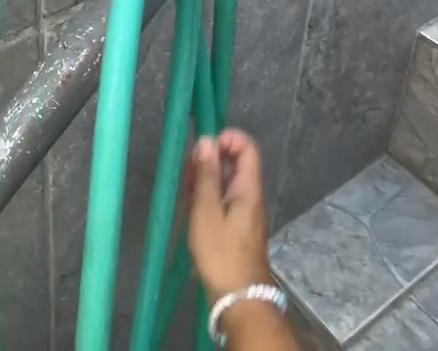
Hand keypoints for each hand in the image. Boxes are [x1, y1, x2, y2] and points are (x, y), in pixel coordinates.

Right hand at [185, 129, 271, 300]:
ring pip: (225, 181)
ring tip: (187, 198)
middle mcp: (250, 195)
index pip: (246, 146)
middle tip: (188, 178)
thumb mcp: (206, 211)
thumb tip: (206, 140)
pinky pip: (222, 199)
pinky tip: (191, 212)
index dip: (226, 139)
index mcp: (248, 188)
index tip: (203, 149)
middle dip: (208, 162)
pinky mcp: (236, 225)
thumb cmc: (220, 253)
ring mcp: (244, 211)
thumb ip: (206, 175)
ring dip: (204, 182)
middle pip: (233, 162)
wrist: (238, 298)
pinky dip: (206, 199)